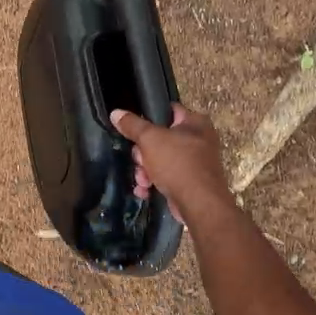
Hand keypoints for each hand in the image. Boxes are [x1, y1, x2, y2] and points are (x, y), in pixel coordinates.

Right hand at [111, 105, 236, 228]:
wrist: (199, 204)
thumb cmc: (177, 163)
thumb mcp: (150, 139)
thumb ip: (132, 124)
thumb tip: (116, 112)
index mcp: (195, 123)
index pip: (168, 110)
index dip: (148, 116)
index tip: (132, 126)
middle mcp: (199, 140)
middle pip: (159, 138)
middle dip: (143, 153)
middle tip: (140, 160)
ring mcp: (196, 162)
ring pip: (160, 159)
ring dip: (145, 170)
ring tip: (142, 181)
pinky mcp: (191, 182)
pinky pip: (166, 176)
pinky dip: (154, 182)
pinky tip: (145, 190)